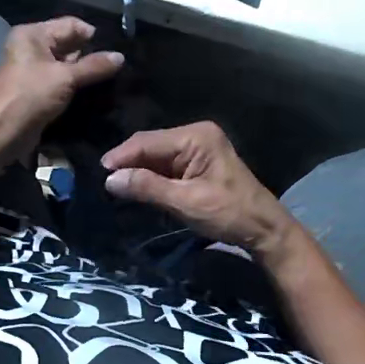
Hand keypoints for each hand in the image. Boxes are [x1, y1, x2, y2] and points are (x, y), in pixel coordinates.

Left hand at [0, 17, 123, 159]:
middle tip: (116, 66)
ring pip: (66, 63)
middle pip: (68, 43)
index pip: (71, 25)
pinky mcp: (35, 88)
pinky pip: (60, 79)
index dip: (93, 36)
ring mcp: (32, 68)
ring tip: (111, 79)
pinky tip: (94, 91)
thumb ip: (94, 66)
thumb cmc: (31, 97)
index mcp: (32, 34)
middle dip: (90, 54)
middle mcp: (30, 46)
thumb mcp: (66, 78)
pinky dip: (75, 84)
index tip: (115, 50)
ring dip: (84, 71)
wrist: (3, 133)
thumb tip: (121, 56)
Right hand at [101, 122, 295, 252]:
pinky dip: (150, 176)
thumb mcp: (187, 202)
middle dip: (127, 162)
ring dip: (137, 170)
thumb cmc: (230, 214)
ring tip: (114, 185)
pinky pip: (165, 165)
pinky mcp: (196, 162)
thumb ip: (148, 188)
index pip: (148, 141)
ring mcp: (196, 147)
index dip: (122, 156)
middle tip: (104, 182)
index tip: (99, 173)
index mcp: (197, 137)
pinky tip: (135, 186)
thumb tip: (110, 179)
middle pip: (150, 145)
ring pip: (155, 156)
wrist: (264, 229)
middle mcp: (195, 134)